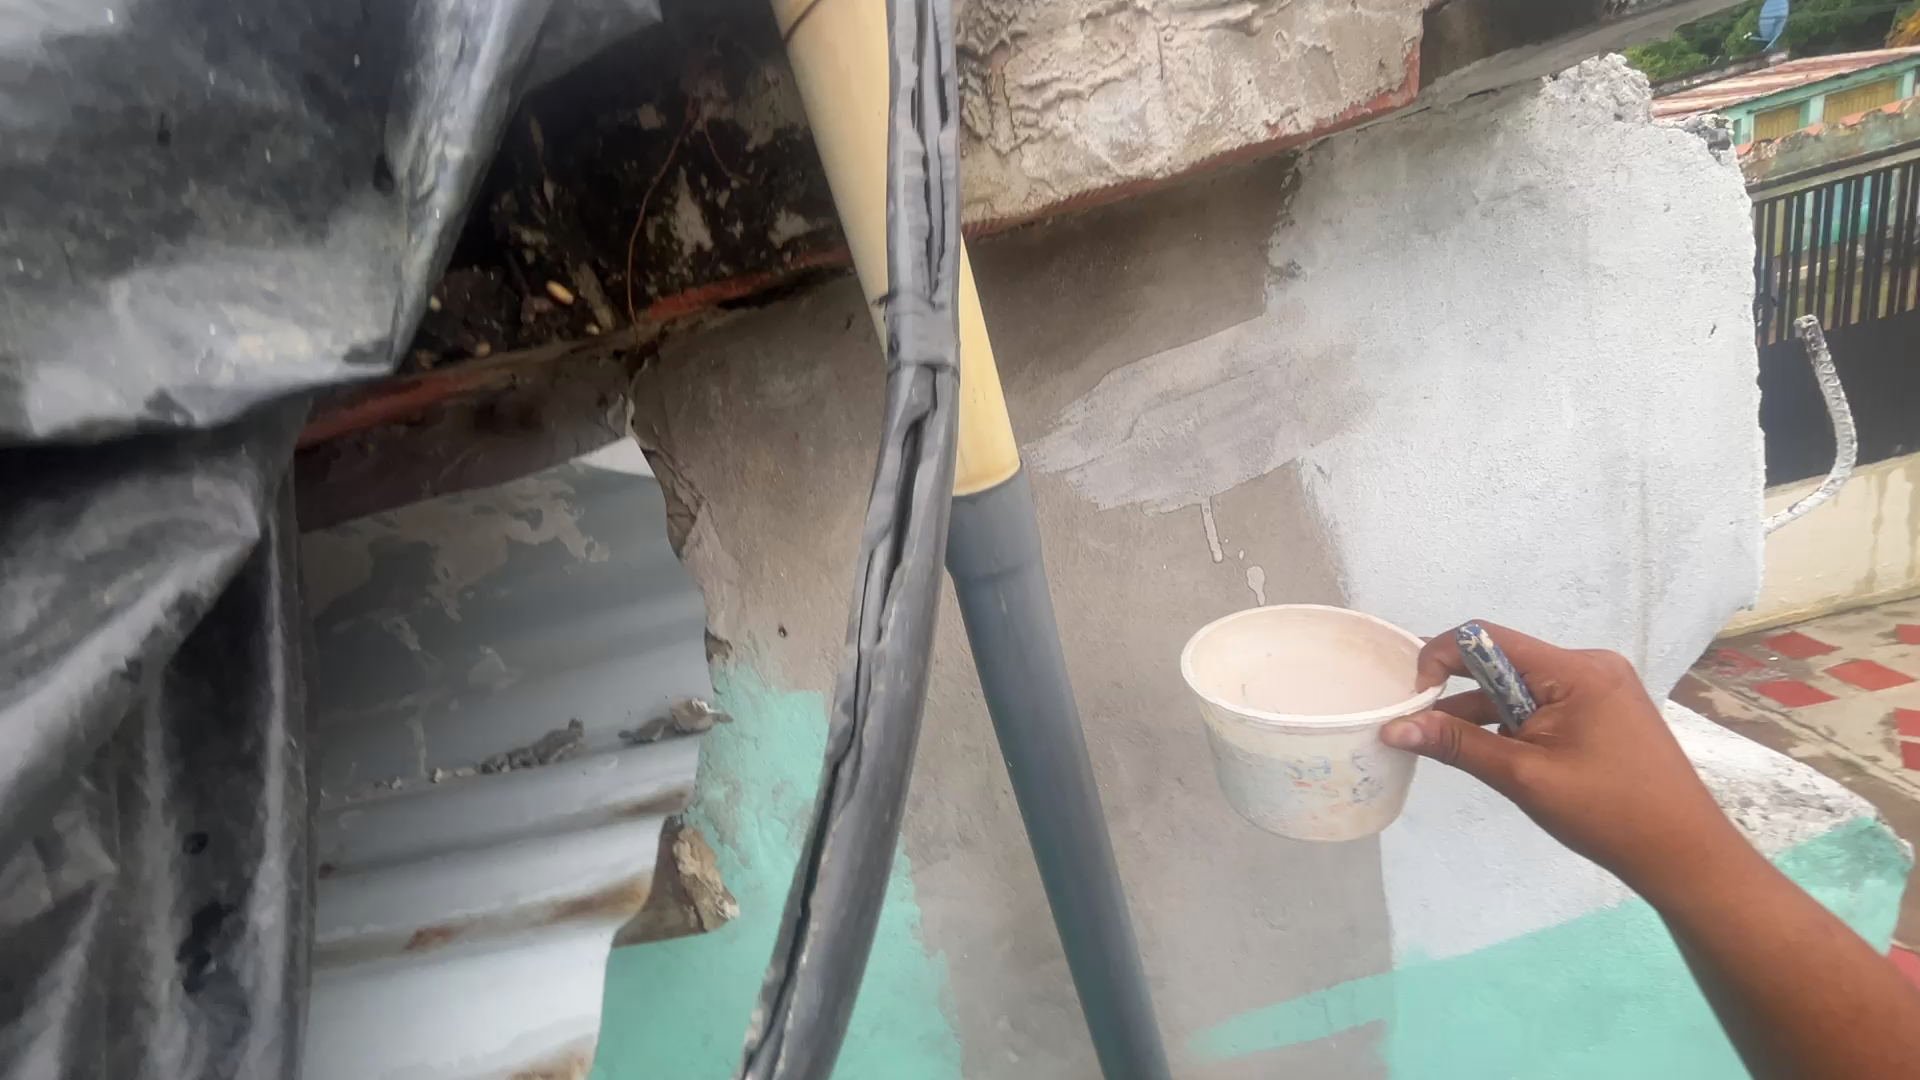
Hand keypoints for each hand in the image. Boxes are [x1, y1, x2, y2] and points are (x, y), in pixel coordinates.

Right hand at [1380, 622, 1749, 898]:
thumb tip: (1391, 728)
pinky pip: (1534, 700)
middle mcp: (1588, 666)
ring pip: (1513, 683)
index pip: (1485, 638)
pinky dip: (1505, 720)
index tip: (1418, 700)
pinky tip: (1491, 749)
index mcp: (1576, 671)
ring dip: (1480, 710)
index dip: (1439, 658)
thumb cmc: (1609, 814)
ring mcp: (1597, 687)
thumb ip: (1454, 743)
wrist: (1690, 862)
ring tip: (1452, 745)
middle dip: (1456, 689)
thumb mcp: (1522, 776)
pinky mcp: (1599, 709)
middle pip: (1497, 659)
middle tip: (1423, 722)